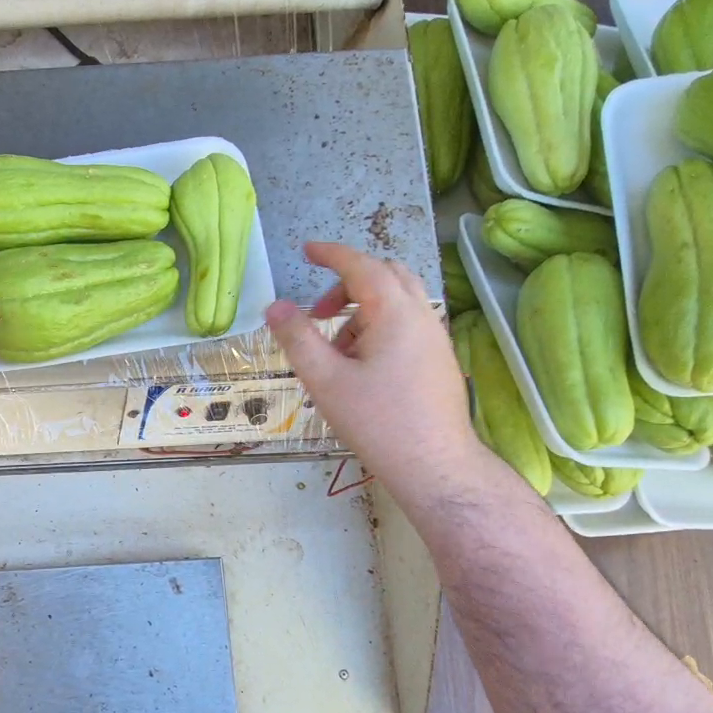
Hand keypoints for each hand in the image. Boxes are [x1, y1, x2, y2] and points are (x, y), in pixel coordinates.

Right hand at [266, 242, 478, 497]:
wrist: (433, 462)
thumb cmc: (376, 421)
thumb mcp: (325, 380)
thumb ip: (297, 338)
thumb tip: (274, 306)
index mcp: (393, 311)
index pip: (360, 266)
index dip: (331, 254)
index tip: (306, 250)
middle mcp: (420, 314)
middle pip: (384, 275)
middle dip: (346, 282)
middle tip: (316, 313)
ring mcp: (434, 336)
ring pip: (397, 300)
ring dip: (361, 308)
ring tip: (333, 349)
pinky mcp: (438, 358)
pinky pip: (405, 323)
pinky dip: (377, 326)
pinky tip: (359, 367)